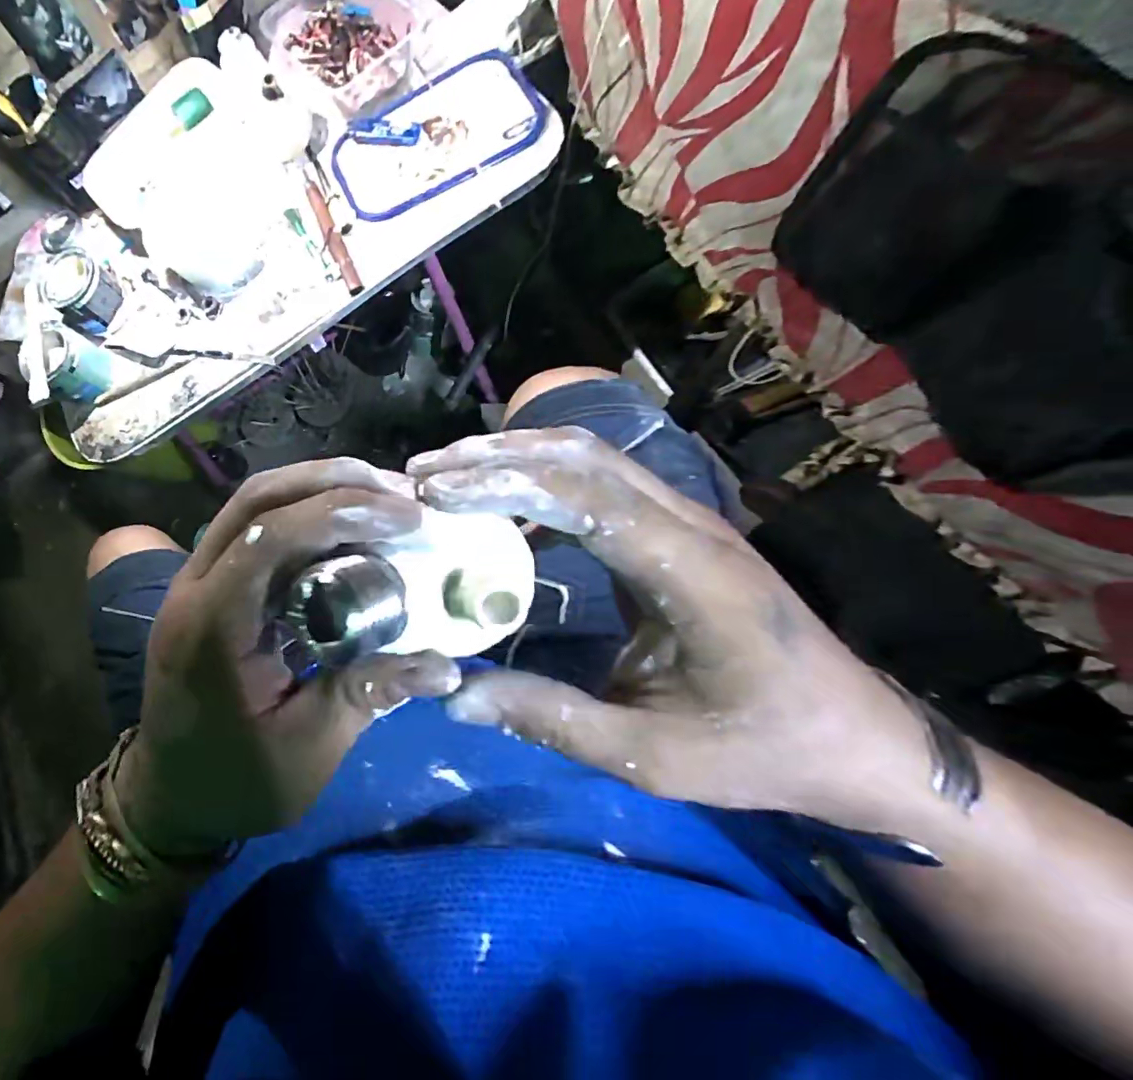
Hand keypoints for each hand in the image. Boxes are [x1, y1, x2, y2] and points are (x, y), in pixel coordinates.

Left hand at [116, 459, 461, 857]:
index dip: (340, 512)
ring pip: (247, 509)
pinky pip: (248, 536)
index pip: (268, 536)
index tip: (408, 516)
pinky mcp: (204, 593)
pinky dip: (297, 522)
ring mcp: (191, 586)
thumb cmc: (233, 780)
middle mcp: (192, 589)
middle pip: (252, 501)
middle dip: (327, 481)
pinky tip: (343, 534)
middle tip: (398, 490)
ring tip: (378, 500)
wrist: (167, 796)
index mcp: (210, 625)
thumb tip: (445, 666)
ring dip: (312, 493)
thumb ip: (365, 694)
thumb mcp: (306, 749)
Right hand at [407, 428, 936, 833]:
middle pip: (585, 456)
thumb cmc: (764, 750)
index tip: (434, 493)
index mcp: (694, 576)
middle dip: (495, 457)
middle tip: (421, 474)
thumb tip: (453, 696)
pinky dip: (535, 477)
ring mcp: (688, 523)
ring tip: (443, 474)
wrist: (860, 740)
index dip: (506, 486)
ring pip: (590, 456)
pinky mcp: (674, 532)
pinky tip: (492, 502)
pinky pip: (597, 481)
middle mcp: (693, 529)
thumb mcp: (654, 757)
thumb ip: (552, 720)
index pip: (589, 498)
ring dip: (512, 456)